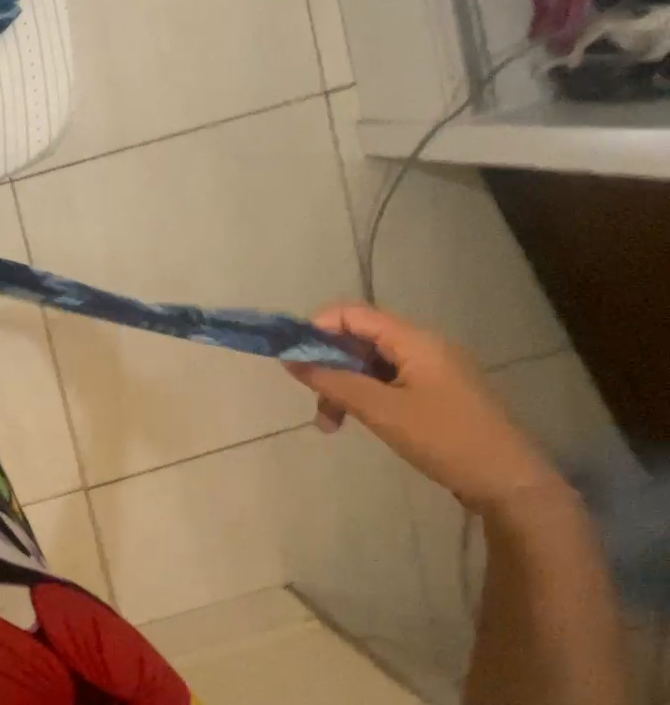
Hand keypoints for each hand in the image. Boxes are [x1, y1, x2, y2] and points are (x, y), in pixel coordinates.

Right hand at [286, 303, 566, 517]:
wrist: (515, 488)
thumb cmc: (446, 440)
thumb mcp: (379, 409)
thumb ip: (330, 380)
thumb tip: (288, 359)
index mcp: (416, 342)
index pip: (352, 314)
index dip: (317, 329)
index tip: (296, 358)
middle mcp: (425, 348)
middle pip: (359, 339)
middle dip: (327, 364)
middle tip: (312, 397)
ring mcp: (434, 372)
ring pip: (369, 365)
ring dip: (343, 386)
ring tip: (330, 423)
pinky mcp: (438, 395)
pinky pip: (388, 382)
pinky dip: (364, 397)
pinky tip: (354, 422)